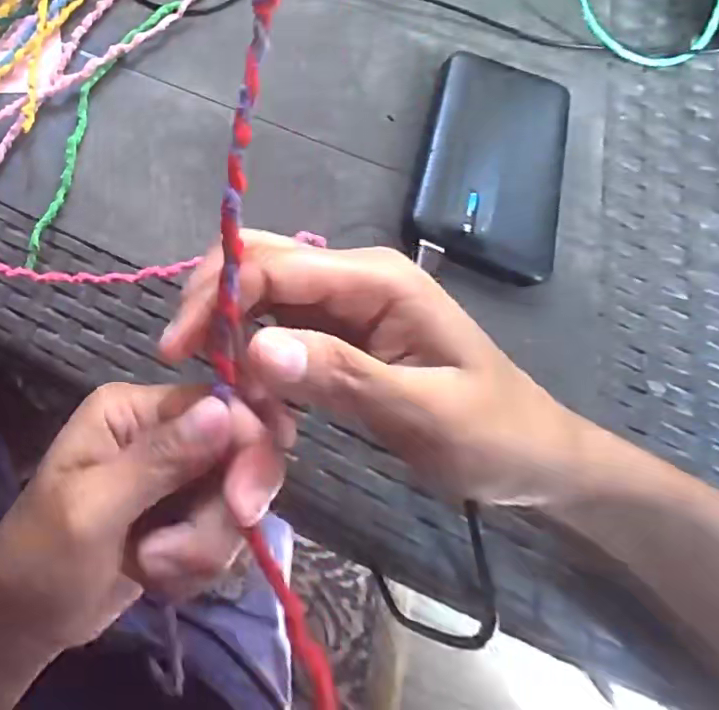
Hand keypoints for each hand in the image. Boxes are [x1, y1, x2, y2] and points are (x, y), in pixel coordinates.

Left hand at [0, 383, 284, 660]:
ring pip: (233, 505)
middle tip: (171, 557)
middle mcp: (156, 431)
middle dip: (216, 517)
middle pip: (236, 457)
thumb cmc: (43, 553)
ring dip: (199, 550)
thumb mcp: (94, 507)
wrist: (24, 616)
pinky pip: (222, 537)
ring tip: (147, 567)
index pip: (217, 405)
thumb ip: (160, 460)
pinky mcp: (181, 517)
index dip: (246, 450)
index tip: (243, 508)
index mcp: (130, 409)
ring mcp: (172, 475)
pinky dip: (195, 568)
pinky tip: (153, 578)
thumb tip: (224, 409)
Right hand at [159, 230, 599, 506]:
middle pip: (255, 262)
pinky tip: (252, 393)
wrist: (540, 457)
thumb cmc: (496, 436)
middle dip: (211, 304)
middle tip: (184, 358)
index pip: (272, 265)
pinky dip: (250, 354)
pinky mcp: (334, 325)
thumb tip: (255, 350)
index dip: (218, 298)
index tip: (178, 350)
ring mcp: (340, 298)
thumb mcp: (427, 416)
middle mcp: (349, 274)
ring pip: (257, 292)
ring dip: (228, 333)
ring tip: (223, 386)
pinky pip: (272, 324)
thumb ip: (342, 377)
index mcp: (374, 278)